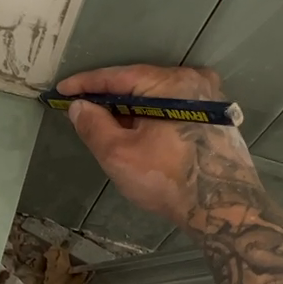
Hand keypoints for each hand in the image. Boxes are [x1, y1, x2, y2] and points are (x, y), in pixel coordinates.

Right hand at [56, 64, 256, 224]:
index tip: (61, 91)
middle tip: (79, 110)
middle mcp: (194, 81)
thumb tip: (78, 106)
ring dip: (127, 109)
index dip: (86, 83)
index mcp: (171, 84)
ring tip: (102, 124)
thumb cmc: (168, 179)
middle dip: (107, 97)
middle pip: (139, 83)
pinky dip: (148, 116)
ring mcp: (208, 99)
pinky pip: (170, 108)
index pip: (118, 76)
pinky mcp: (213, 117)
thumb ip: (93, 126)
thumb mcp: (119, 154)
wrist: (221, 207)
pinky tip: (134, 132)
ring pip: (155, 97)